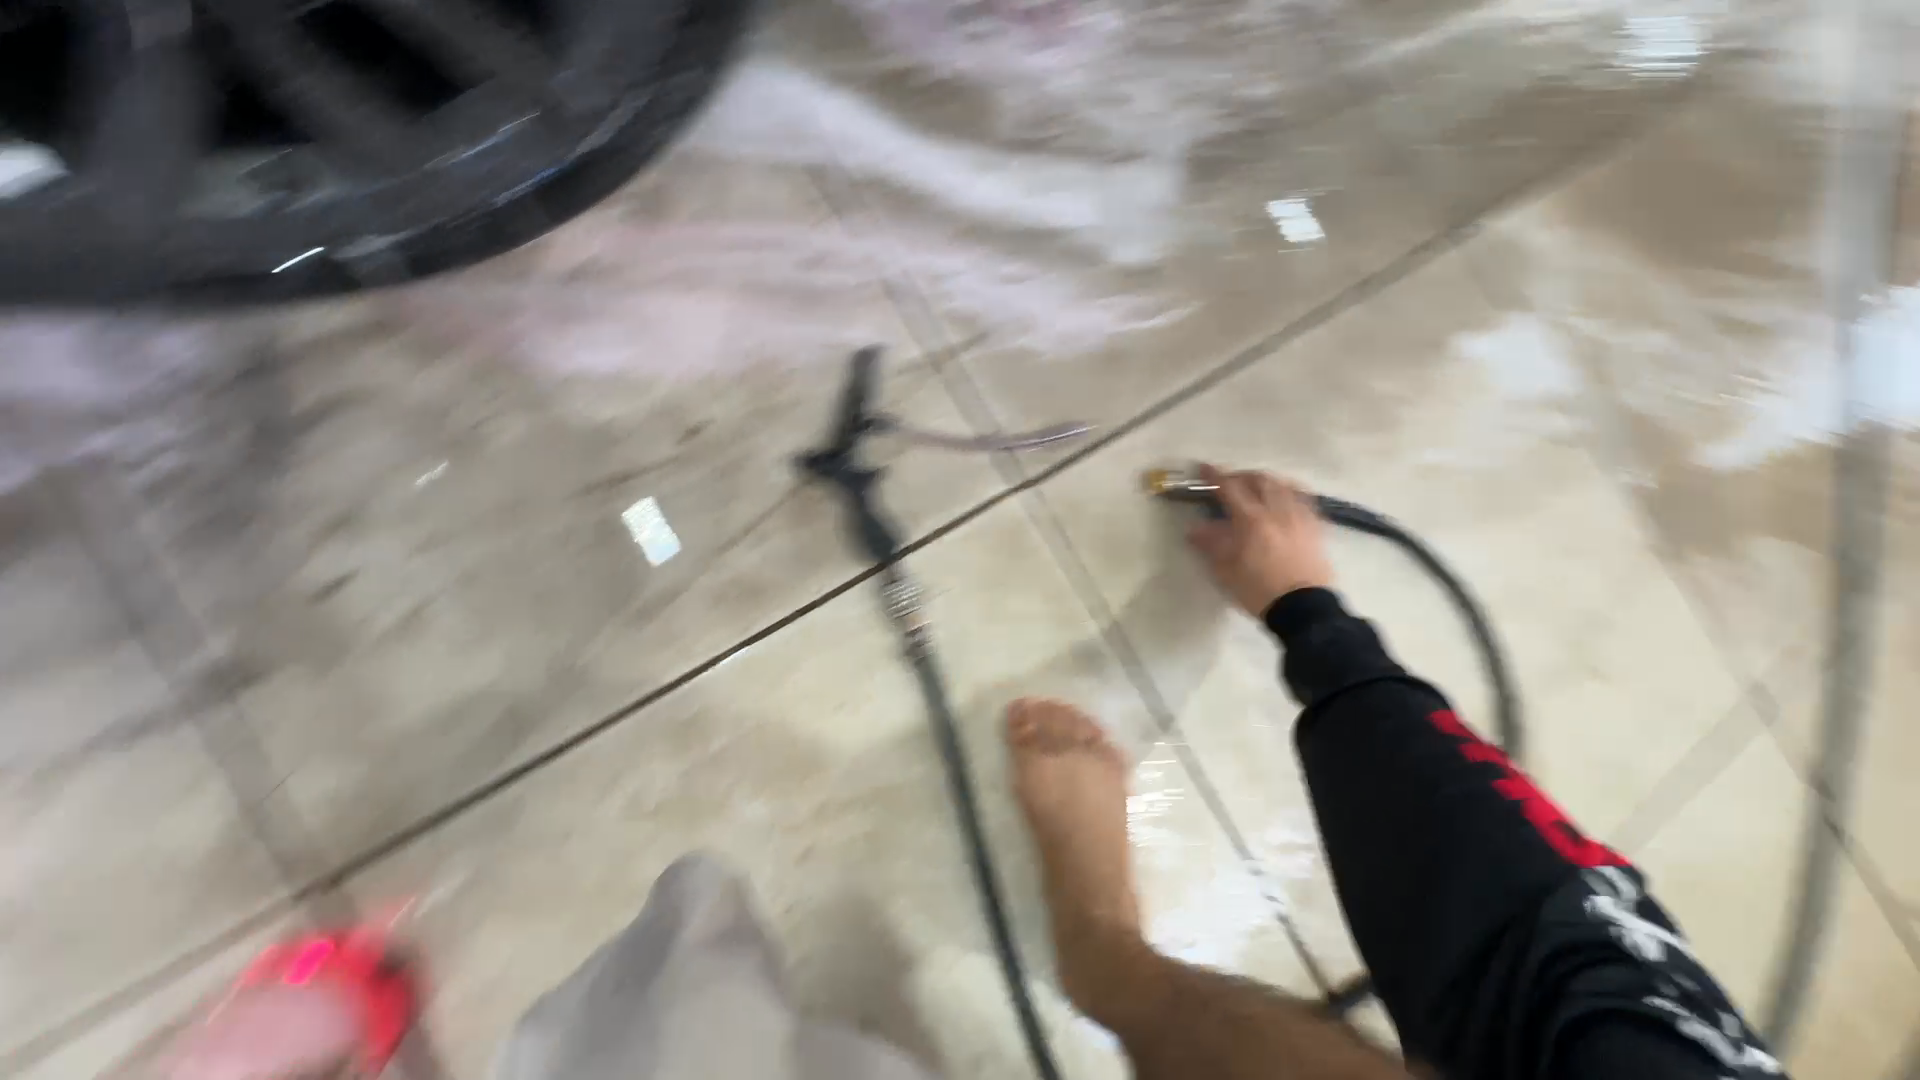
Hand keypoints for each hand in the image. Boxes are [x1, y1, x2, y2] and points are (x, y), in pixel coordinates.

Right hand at [1185, 464, 1332, 617]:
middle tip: (1231, 483)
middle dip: (1242, 476)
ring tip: (1258, 487)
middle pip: (1260, 479)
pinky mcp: (1316, 526)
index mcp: (1251, 520)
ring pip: (1284, 485)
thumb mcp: (1226, 571)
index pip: (1230, 489)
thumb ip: (1211, 545)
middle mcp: (1277, 511)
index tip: (1204, 467)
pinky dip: (1290, 491)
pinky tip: (1285, 499)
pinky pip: (1304, 498)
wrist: (1304, 609)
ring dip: (1267, 481)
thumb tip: (1194, 528)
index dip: (1215, 476)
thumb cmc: (1259, 591)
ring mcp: (1299, 516)